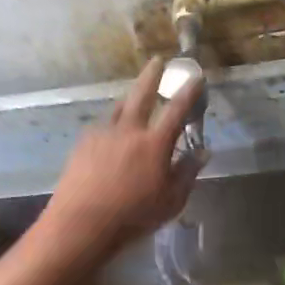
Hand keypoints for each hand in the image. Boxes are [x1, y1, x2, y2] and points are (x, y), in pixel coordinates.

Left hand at [42, 56, 205, 255]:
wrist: (81, 224)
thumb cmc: (133, 217)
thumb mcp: (171, 201)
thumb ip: (188, 173)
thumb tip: (203, 152)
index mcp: (155, 143)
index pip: (177, 109)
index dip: (189, 91)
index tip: (196, 76)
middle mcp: (128, 130)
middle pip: (142, 94)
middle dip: (152, 75)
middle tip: (157, 61)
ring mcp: (102, 134)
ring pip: (119, 108)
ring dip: (129, 99)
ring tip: (134, 99)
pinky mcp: (83, 144)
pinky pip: (102, 127)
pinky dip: (112, 126)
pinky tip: (112, 137)